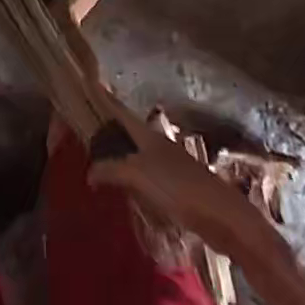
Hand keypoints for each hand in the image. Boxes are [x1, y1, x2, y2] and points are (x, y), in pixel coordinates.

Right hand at [85, 92, 273, 254]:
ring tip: (96, 163)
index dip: (104, 99)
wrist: (223, 217)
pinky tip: (121, 191)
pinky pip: (143, 176)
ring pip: (134, 154)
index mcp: (148, 134)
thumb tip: (89, 172)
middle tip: (81, 134)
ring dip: (117, 156)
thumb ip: (111, 169)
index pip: (120, 111)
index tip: (87, 86)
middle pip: (126, 132)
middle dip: (106, 130)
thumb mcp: (139, 174)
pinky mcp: (174, 188)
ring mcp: (167, 166)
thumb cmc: (179, 187)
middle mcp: (156, 145)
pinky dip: (128, 178)